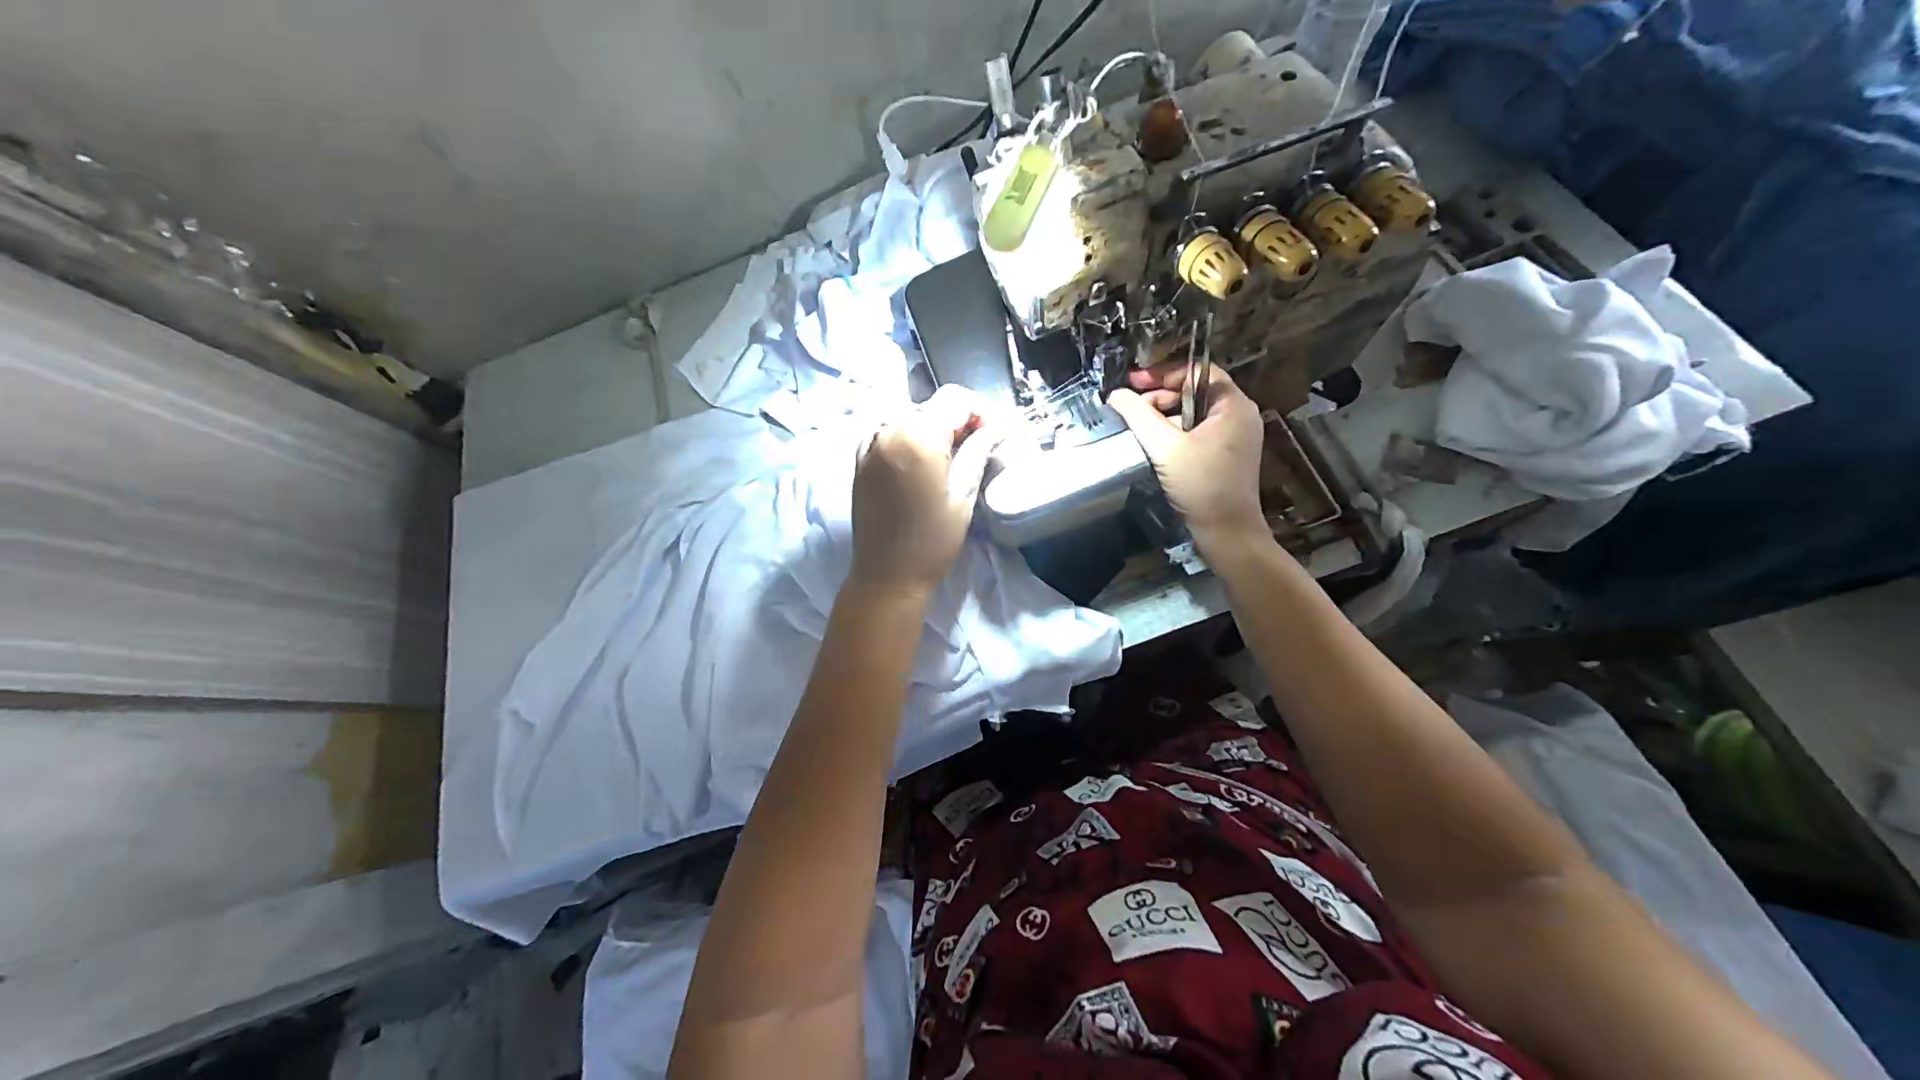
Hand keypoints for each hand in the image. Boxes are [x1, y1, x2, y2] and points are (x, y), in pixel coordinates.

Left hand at [849, 386, 1004, 598]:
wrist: (886, 576)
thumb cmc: (932, 541)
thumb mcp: (963, 495)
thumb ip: (977, 451)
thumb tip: (994, 427)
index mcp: (917, 436)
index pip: (955, 399)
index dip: (979, 411)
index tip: (992, 435)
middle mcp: (889, 430)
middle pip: (931, 406)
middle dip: (957, 419)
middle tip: (977, 448)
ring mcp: (869, 444)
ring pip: (909, 417)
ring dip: (932, 428)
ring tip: (950, 458)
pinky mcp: (859, 460)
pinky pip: (888, 433)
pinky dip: (908, 437)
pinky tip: (921, 462)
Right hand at [1107, 362, 1265, 541]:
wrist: (1227, 531)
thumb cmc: (1201, 485)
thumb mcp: (1165, 447)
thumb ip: (1139, 416)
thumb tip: (1116, 394)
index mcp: (1233, 405)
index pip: (1197, 371)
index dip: (1164, 373)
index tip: (1135, 382)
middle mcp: (1239, 415)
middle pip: (1196, 390)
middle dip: (1162, 395)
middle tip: (1134, 407)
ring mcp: (1236, 436)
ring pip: (1195, 412)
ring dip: (1166, 415)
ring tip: (1141, 427)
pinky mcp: (1228, 453)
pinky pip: (1200, 430)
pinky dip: (1177, 431)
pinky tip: (1157, 444)